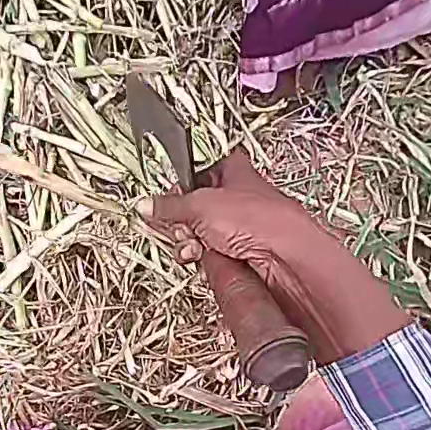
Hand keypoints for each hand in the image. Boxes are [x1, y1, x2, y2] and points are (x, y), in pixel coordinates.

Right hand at [136, 149, 409, 362]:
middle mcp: (239, 197)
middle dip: (182, 221)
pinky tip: (200, 258)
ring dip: (190, 242)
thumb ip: (169, 205)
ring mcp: (241, 226)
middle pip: (196, 207)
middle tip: (181, 227)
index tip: (168, 199)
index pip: (200, 172)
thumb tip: (144, 204)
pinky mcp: (242, 252)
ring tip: (193, 246)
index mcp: (235, 171)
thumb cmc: (254, 218)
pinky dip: (201, 257)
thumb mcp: (199, 205)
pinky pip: (210, 254)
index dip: (182, 187)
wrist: (286, 256)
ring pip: (201, 233)